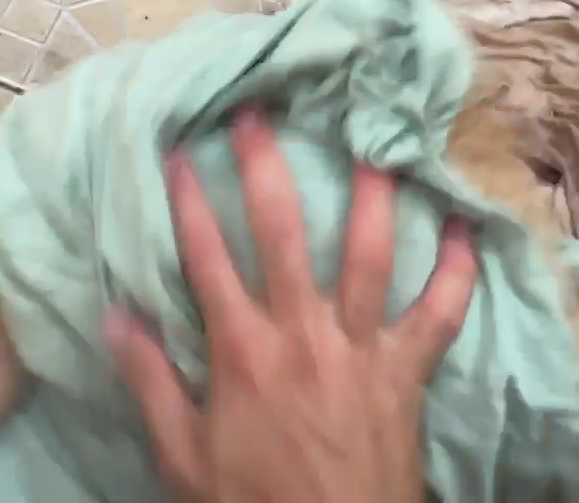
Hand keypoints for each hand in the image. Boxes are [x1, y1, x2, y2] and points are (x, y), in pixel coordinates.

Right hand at [107, 107, 478, 502]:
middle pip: (280, 233)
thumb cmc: (255, 502)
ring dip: (372, 196)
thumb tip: (114, 311)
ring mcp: (360, 346)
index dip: (188, 199)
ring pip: (368, 256)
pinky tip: (463, 226)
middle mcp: (302, 332)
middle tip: (258, 114)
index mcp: (243, 349)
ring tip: (376, 141)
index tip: (176, 150)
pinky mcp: (406, 370)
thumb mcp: (184, 454)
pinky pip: (439, 314)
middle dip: (266, 167)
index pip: (205, 256)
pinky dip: (456, 272)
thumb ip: (150, 380)